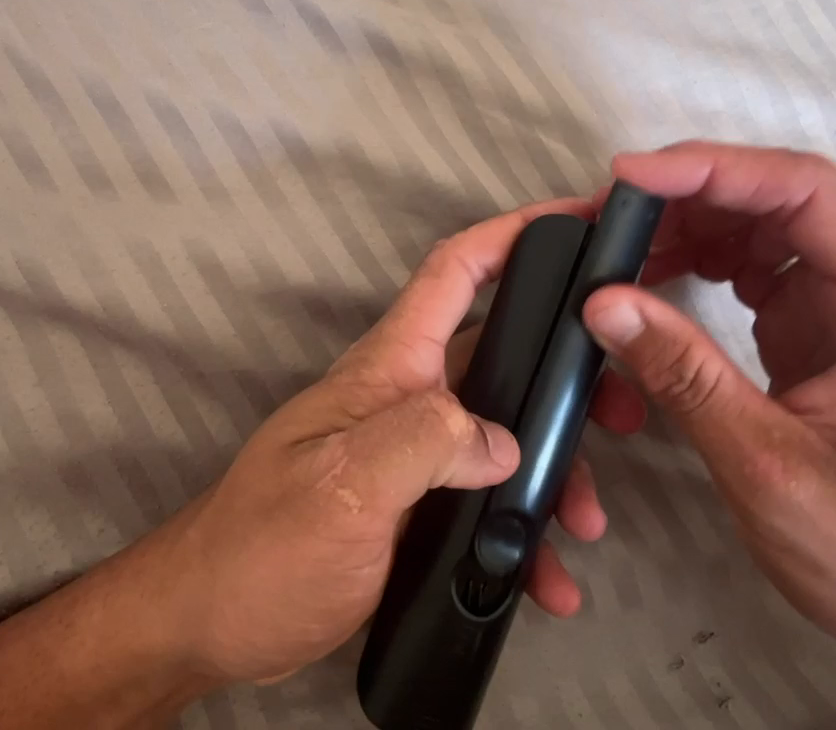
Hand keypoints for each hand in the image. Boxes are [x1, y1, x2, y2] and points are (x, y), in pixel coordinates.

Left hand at [154, 197, 643, 685]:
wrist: (214, 620)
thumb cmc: (263, 548)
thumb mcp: (345, 487)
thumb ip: (423, 443)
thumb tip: (501, 439)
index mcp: (385, 371)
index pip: (453, 273)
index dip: (512, 232)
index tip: (578, 214)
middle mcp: (403, 398)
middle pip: (500, 354)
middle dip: (565, 371)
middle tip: (622, 409)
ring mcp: (408, 453)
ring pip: (504, 433)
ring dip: (551, 470)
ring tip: (582, 521)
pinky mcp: (412, 504)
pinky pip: (484, 499)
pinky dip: (519, 529)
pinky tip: (543, 574)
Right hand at [580, 143, 835, 688]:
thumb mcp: (769, 469)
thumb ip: (685, 376)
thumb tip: (601, 301)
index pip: (809, 194)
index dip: (714, 170)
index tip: (627, 177)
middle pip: (784, 204)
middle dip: (689, 200)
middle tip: (605, 220)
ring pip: (769, 232)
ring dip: (690, 231)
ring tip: (619, 252)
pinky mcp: (834, 334)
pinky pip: (763, 271)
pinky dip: (703, 266)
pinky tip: (656, 281)